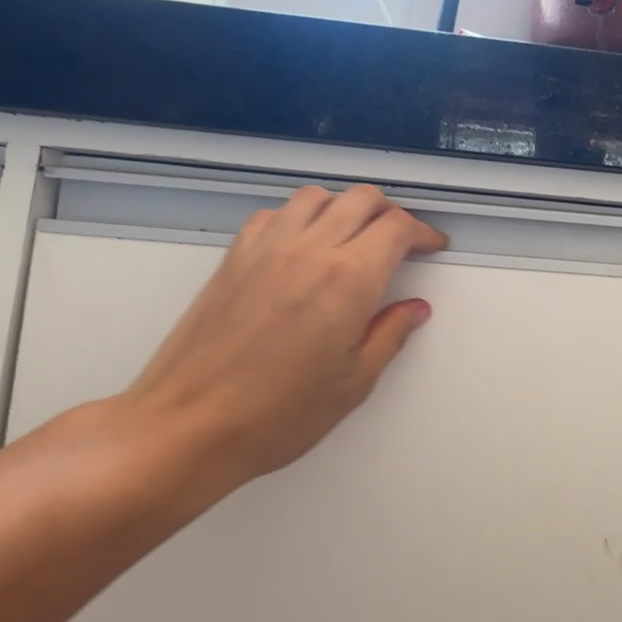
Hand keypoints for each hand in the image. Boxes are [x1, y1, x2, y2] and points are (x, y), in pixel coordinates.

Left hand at [122, 186, 447, 491]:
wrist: (190, 424)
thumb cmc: (271, 414)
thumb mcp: (353, 383)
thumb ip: (389, 335)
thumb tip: (412, 310)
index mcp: (348, 279)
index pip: (397, 228)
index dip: (423, 232)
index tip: (430, 244)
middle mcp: (309, 251)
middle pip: (362, 200)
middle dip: (391, 213)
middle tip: (401, 237)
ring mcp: (267, 248)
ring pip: (318, 196)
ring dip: (345, 205)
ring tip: (355, 230)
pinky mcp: (235, 258)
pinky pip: (275, 214)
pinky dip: (300, 215)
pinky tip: (303, 239)